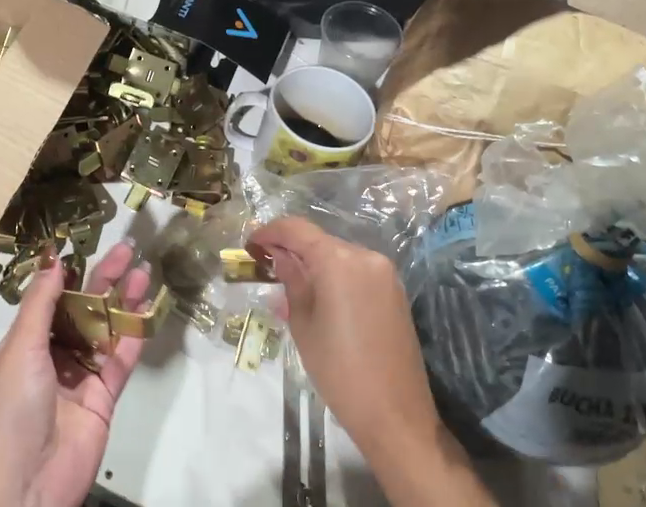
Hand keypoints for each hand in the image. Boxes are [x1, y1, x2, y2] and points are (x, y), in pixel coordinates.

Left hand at [0, 242, 152, 506]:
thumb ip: (41, 303)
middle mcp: (52, 354)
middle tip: (129, 250)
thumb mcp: (20, 348)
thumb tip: (53, 257)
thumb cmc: (13, 408)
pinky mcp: (103, 398)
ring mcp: (79, 376)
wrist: (27, 484)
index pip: (52, 299)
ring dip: (123, 302)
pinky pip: (119, 360)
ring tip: (144, 272)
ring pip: (105, 330)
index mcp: (25, 342)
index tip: (90, 244)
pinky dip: (133, 336)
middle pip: (83, 309)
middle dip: (105, 280)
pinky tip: (147, 310)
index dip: (71, 273)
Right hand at [249, 218, 491, 506]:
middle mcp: (365, 257)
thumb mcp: (303, 323)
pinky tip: (320, 296)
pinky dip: (334, 275)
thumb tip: (279, 257)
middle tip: (266, 267)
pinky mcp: (395, 292)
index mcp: (339, 260)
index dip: (269, 232)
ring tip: (290, 284)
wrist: (395, 415)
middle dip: (291, 249)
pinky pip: (356, 271)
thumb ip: (291, 281)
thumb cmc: (339, 370)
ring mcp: (385, 274)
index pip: (296, 229)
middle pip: (318, 240)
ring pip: (338, 255)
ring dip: (313, 262)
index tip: (250, 245)